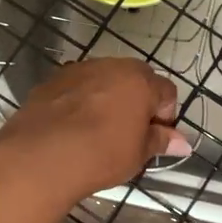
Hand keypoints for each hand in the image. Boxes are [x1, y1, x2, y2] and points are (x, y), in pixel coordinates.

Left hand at [0, 58, 191, 206]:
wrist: (39, 156)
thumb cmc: (101, 154)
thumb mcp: (138, 154)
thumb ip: (161, 141)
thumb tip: (182, 142)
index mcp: (140, 80)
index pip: (166, 92)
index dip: (165, 116)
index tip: (154, 138)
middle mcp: (111, 65)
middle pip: (135, 79)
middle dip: (137, 102)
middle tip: (129, 134)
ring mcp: (78, 70)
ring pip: (103, 81)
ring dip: (107, 99)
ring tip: (97, 131)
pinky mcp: (51, 80)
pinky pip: (76, 88)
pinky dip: (80, 102)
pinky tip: (72, 128)